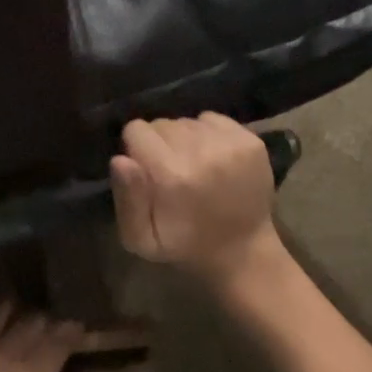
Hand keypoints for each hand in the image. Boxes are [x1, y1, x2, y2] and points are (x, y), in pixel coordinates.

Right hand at [110, 113, 284, 283]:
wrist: (244, 252)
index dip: (136, 148)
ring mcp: (230, 143)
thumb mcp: (141, 239)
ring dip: (185, 139)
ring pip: (187, 121)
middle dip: (161, 144)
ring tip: (195, 166)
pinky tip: (214, 158)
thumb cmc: (185, 246)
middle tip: (172, 172)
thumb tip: (120, 158)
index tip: (147, 171)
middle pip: (162, 123)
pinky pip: (213, 119)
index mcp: (171, 174)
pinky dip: (208, 134)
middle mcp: (201, 151)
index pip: (136, 129)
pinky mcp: (251, 140)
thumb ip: (126, 198)